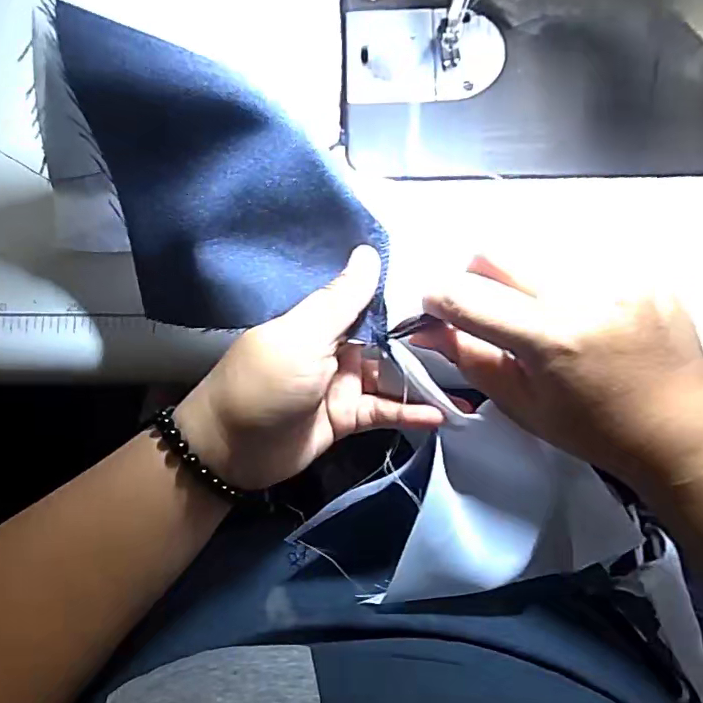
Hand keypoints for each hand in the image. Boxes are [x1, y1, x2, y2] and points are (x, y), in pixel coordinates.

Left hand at [174, 246, 444, 490]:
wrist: (231, 450)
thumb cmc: (264, 384)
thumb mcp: (302, 337)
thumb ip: (341, 301)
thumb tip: (368, 252)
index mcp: (319, 322)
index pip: (368, 302)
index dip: (403, 297)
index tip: (446, 290)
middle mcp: (334, 349)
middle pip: (386, 340)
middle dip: (422, 338)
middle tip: (470, 333)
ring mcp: (341, 385)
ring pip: (389, 377)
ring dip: (421, 379)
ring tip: (465, 374)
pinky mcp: (346, 418)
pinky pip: (383, 411)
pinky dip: (409, 413)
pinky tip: (441, 415)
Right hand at [415, 254, 702, 488]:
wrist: (680, 425)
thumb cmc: (598, 430)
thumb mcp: (522, 405)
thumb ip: (472, 358)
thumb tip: (432, 329)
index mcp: (553, 340)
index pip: (470, 297)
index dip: (439, 299)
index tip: (434, 307)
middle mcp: (588, 296)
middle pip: (498, 252)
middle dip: (476, 277)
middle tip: (485, 310)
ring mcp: (620, 276)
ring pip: (535, 248)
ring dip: (520, 276)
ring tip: (537, 314)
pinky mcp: (641, 269)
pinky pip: (578, 253)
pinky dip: (560, 277)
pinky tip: (575, 311)